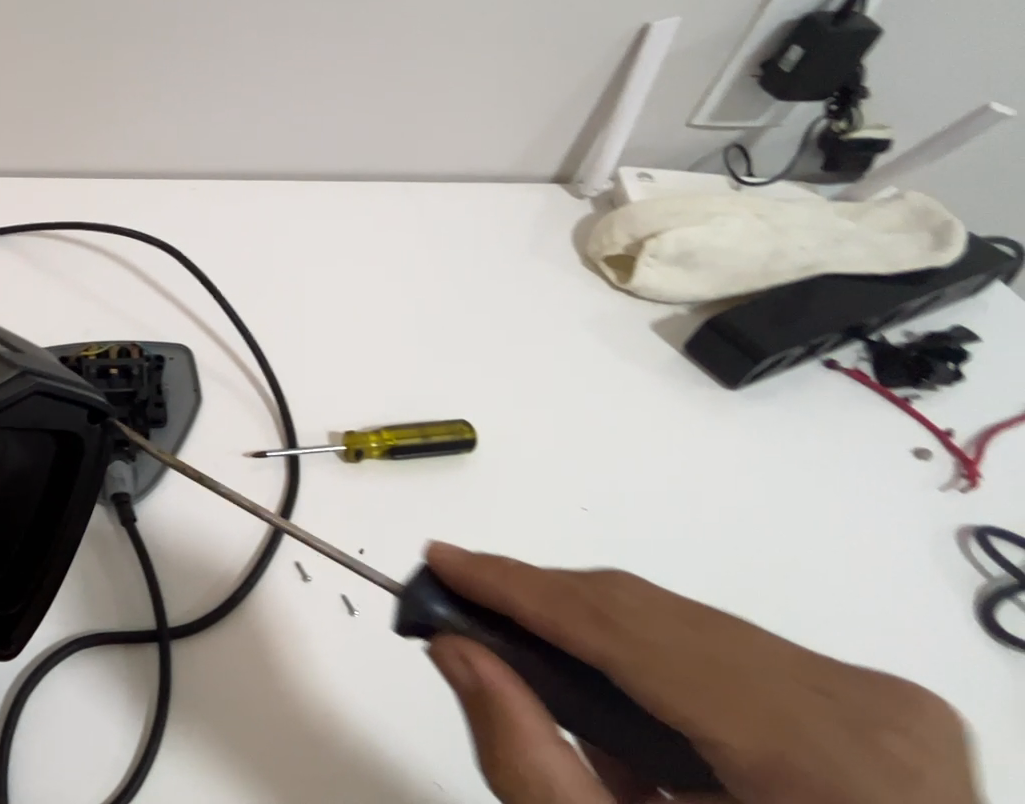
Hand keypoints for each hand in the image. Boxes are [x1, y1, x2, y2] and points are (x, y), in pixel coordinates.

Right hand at [423, 543, 981, 803]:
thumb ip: (527, 757)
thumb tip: (452, 647)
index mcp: (819, 758)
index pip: (630, 633)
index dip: (524, 590)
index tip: (440, 558)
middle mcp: (860, 703)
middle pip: (652, 617)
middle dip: (543, 605)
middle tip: (456, 601)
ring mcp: (877, 698)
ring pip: (680, 624)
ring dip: (587, 633)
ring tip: (517, 654)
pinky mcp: (871, 701)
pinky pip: (720, 652)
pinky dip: (645, 664)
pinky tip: (603, 705)